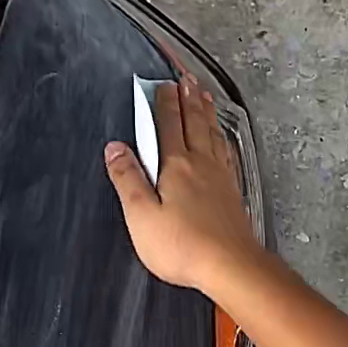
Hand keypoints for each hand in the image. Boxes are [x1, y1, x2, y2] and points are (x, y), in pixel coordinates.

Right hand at [104, 76, 262, 290]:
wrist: (230, 265)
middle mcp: (202, 166)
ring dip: (206, 113)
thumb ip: (128, 179)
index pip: (167, 125)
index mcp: (176, 166)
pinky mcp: (232, 194)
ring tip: (205, 98)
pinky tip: (222, 142)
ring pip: (212, 135)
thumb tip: (115, 150)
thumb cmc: (184, 246)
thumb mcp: (141, 215)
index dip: (163, 103)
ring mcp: (221, 178)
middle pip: (194, 123)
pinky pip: (226, 155)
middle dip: (188, 99)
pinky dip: (222, 139)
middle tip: (186, 80)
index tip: (161, 85)